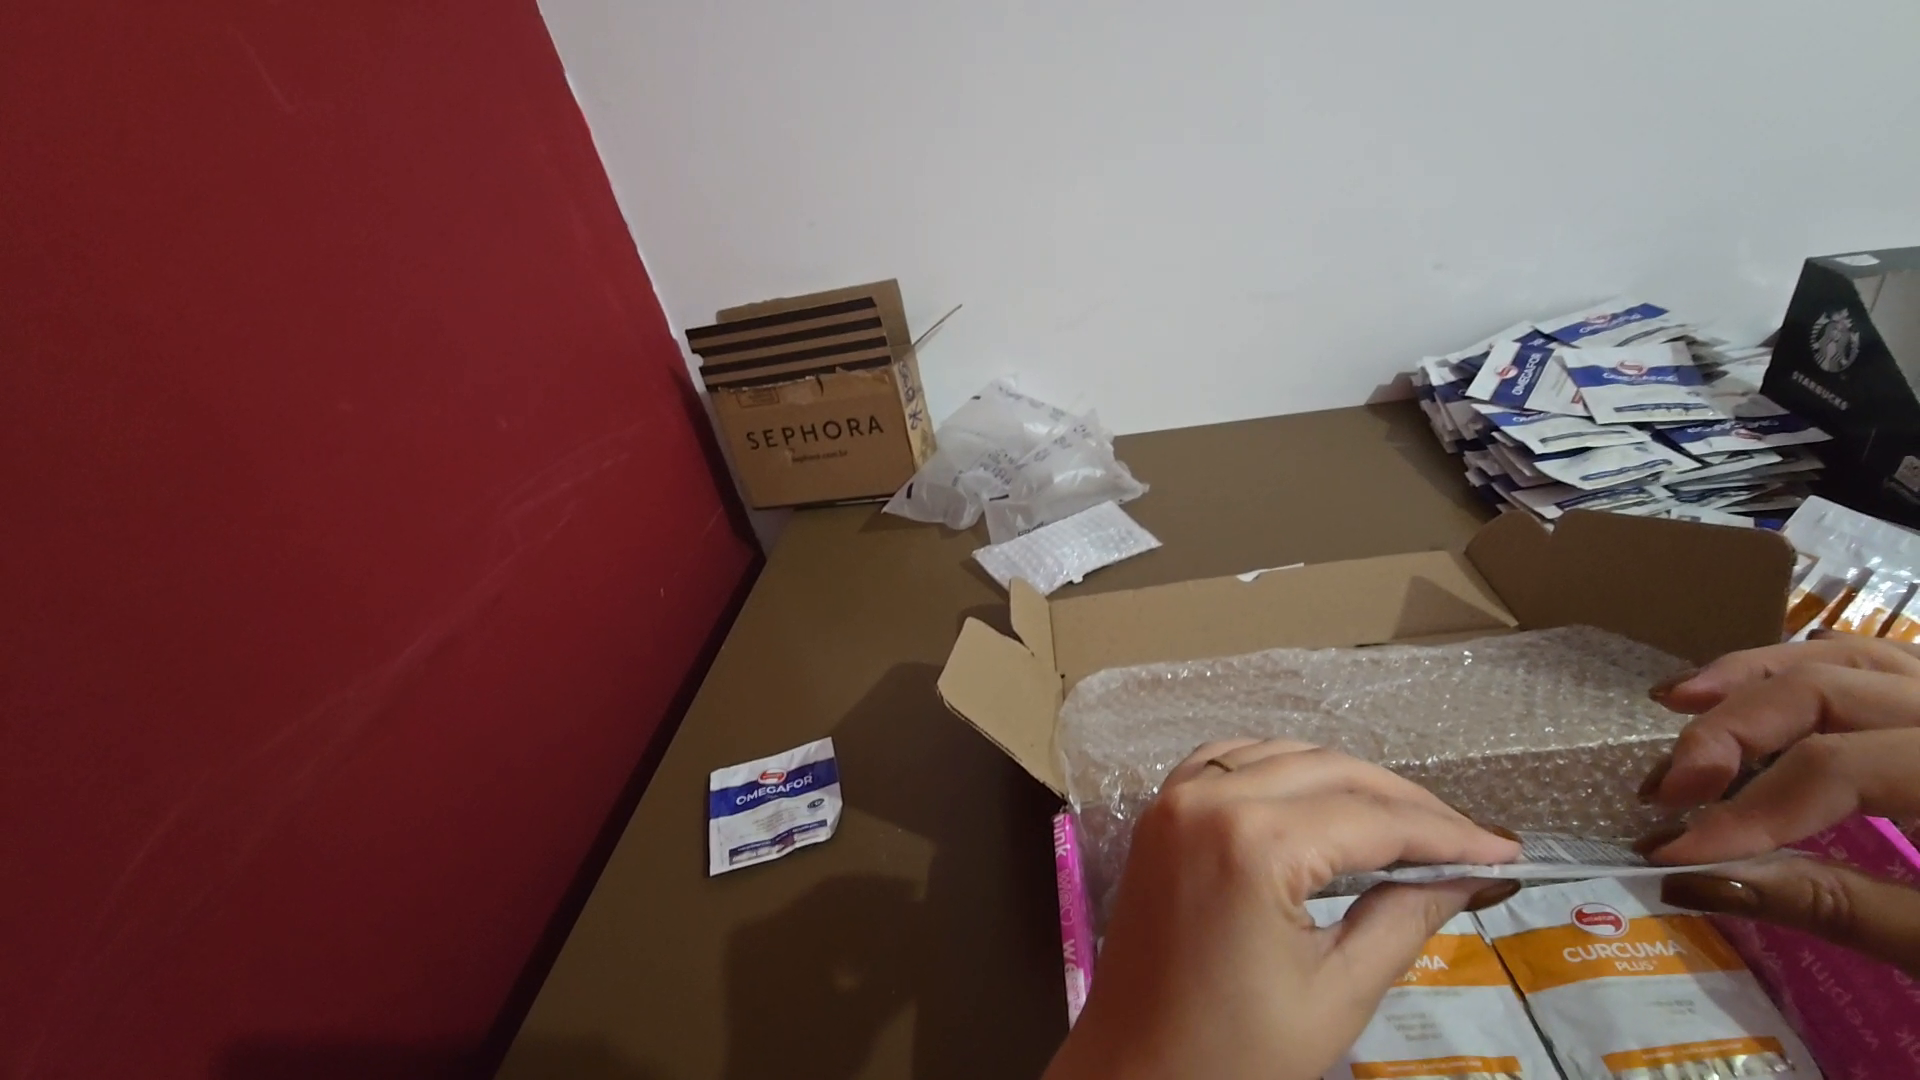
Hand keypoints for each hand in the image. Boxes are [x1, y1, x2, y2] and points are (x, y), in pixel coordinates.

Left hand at [1042, 739, 1520, 1079]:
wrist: (1134, 1068)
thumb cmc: (1237, 1050)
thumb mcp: (1337, 992)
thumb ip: (1405, 917)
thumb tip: (1466, 872)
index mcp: (1253, 842)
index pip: (1370, 819)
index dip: (1445, 833)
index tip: (1504, 850)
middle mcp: (1208, 797)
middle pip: (1328, 771)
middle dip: (1403, 801)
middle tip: (1465, 840)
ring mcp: (1174, 797)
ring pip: (1278, 755)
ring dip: (1343, 778)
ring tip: (1403, 822)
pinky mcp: (1157, 811)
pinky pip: (1225, 761)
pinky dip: (1277, 767)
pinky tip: (1312, 794)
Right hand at [1642, 633, 1919, 975]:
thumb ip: (1834, 906)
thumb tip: (1686, 879)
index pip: (1838, 770)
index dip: (1744, 812)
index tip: (1669, 851)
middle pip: (1829, 687)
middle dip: (1729, 732)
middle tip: (1665, 786)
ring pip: (1850, 655)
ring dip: (1748, 676)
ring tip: (1673, 700)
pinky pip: (1885, 660)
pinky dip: (1805, 666)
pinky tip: (1755, 687)